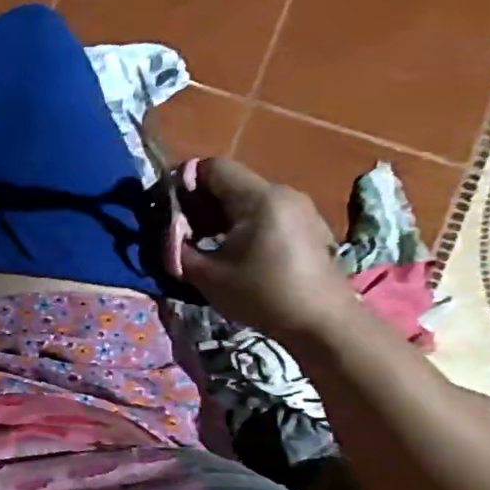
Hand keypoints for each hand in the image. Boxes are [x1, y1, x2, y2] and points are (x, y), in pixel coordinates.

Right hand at [168, 159, 357, 339]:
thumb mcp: (208, 276)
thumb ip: (179, 249)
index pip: (213, 167)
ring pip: (249, 199)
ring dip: (223, 217)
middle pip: (232, 183)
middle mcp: (282, 193)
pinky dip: (245, 226)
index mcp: (258, 198)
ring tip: (206, 245)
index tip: (169, 209)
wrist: (322, 322)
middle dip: (202, 203)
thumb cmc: (262, 295)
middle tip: (182, 232)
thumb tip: (168, 235)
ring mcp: (300, 208)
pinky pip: (268, 214)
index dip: (185, 182)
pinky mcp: (309, 226)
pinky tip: (237, 255)